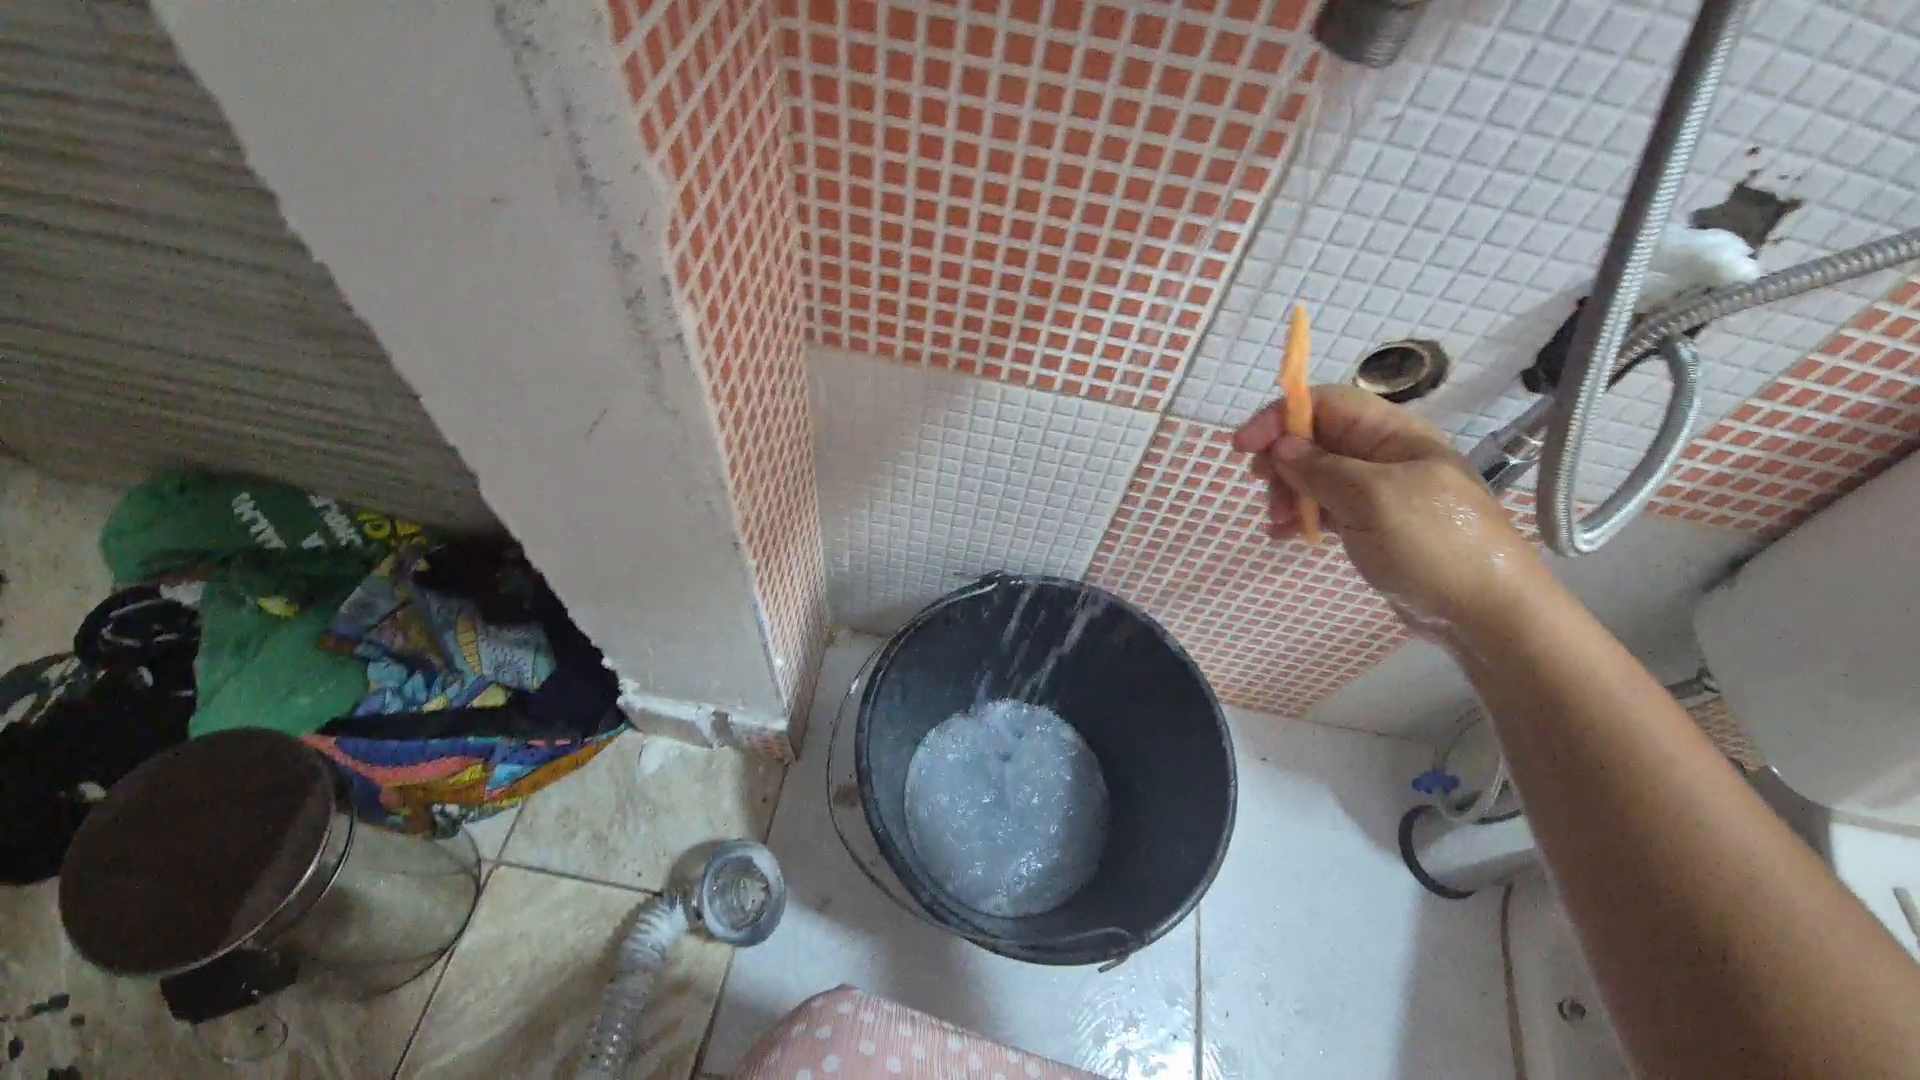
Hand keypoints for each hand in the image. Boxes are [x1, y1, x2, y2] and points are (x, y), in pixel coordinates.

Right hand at [1232, 384, 1550, 634]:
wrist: (1484, 610)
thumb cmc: (1432, 543)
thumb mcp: (1372, 498)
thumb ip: (1321, 469)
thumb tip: (1281, 448)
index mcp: (1392, 434)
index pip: (1325, 403)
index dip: (1280, 417)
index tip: (1243, 447)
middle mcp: (1384, 456)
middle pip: (1315, 439)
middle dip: (1282, 461)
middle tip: (1266, 492)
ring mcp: (1379, 493)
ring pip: (1316, 476)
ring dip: (1288, 494)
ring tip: (1279, 524)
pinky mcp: (1374, 526)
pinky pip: (1326, 509)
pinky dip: (1302, 517)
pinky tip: (1285, 535)